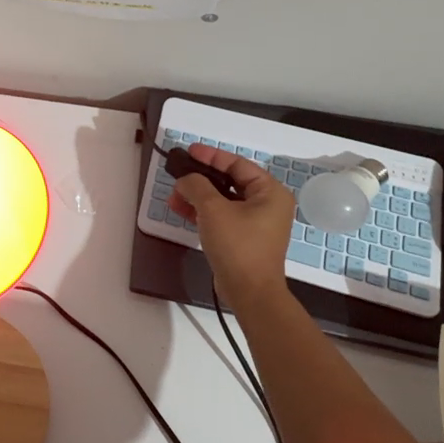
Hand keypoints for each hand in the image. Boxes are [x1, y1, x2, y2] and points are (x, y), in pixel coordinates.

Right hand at [168, 142, 297, 309]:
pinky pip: (222, 215)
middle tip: (177, 174)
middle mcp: (267, 204)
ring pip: (222, 199)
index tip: (188, 151)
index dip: (211, 156)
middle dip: (200, 179)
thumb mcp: (213, 209)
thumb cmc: (237, 244)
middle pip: (229, 181)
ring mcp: (256, 222)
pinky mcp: (244, 237)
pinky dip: (202, 211)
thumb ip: (196, 185)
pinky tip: (180, 210)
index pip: (237, 164)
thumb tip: (186, 180)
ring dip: (197, 196)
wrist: (249, 291)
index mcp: (270, 192)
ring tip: (174, 196)